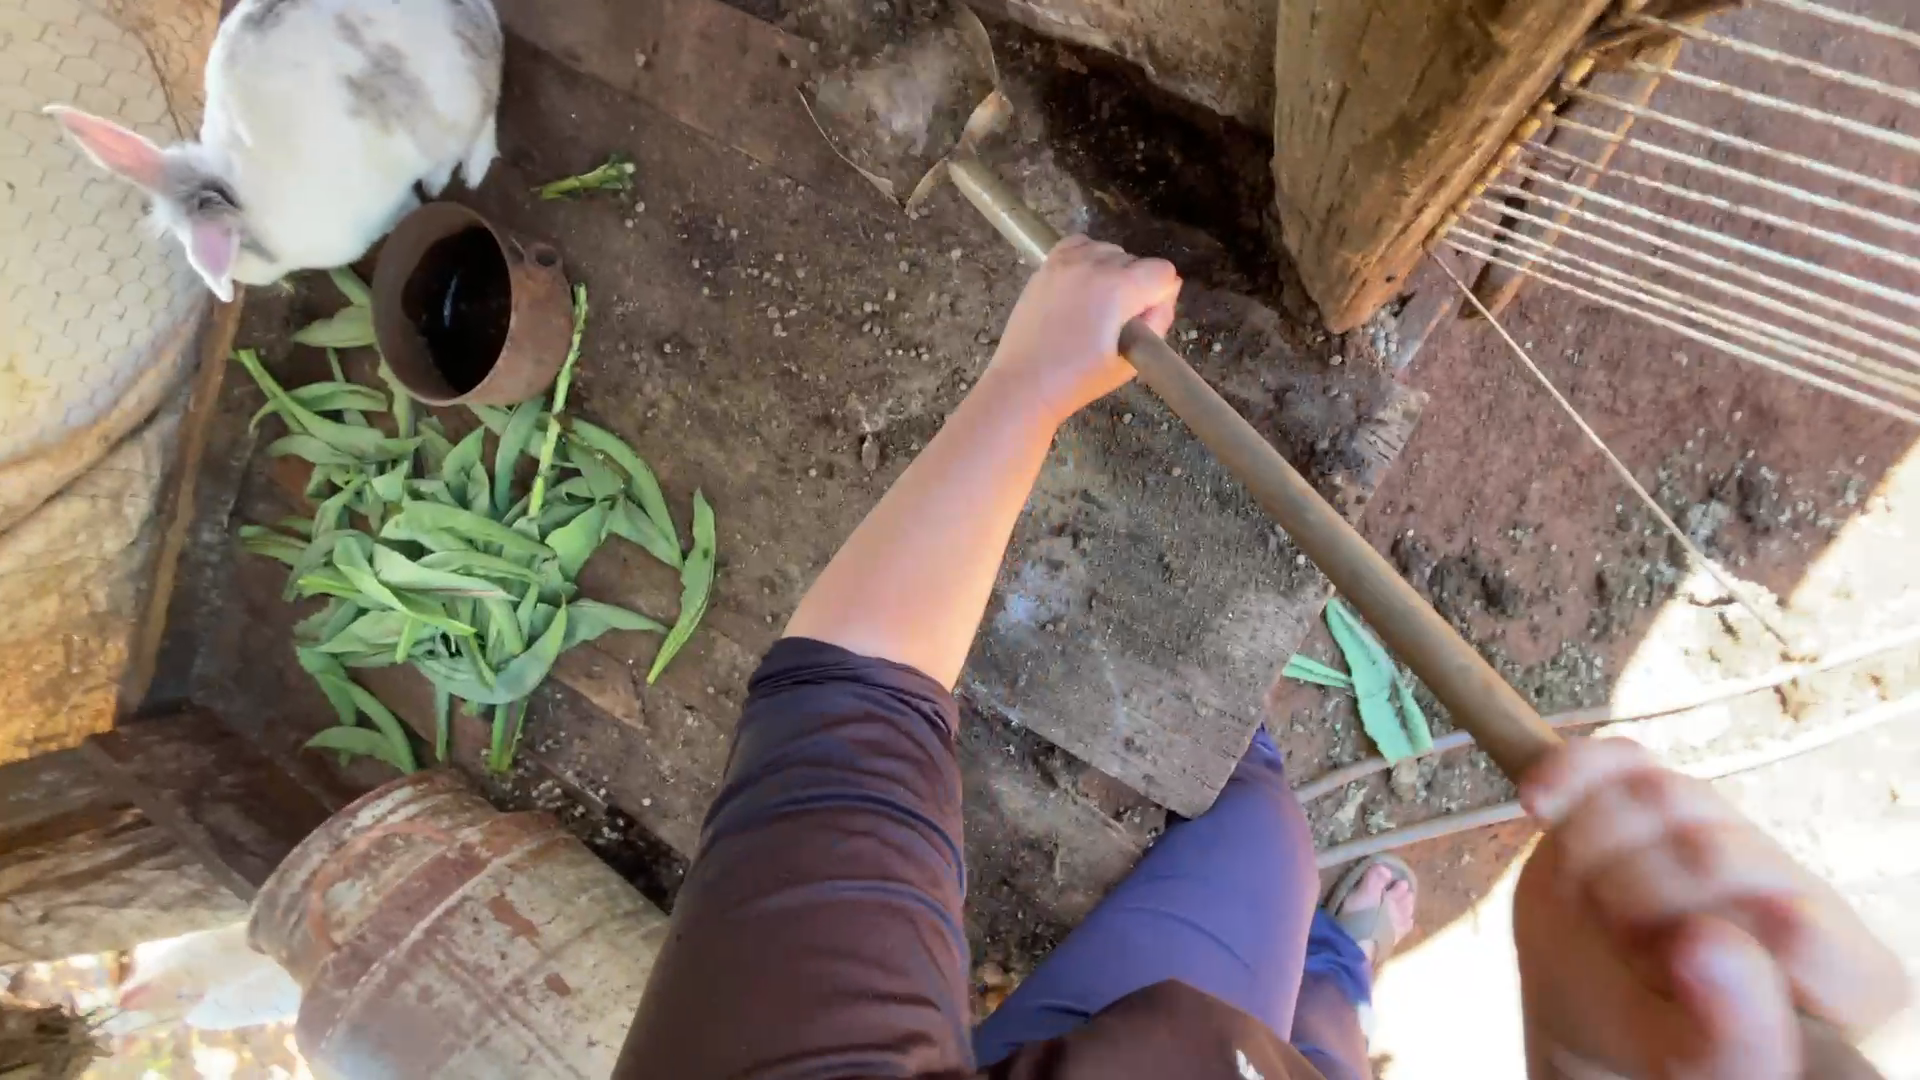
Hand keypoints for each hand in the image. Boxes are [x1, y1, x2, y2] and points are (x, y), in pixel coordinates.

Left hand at [984, 235, 1180, 424]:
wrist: (1026, 382)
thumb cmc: (1078, 379)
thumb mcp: (1130, 360)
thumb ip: (1158, 322)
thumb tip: (1165, 295)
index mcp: (1120, 288)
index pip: (1164, 272)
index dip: (1160, 297)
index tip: (1141, 321)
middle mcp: (1094, 264)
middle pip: (1136, 261)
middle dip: (1135, 287)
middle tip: (1114, 322)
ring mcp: (1067, 262)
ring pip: (1109, 251)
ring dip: (1111, 273)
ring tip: (1095, 306)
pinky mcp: (1046, 266)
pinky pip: (1079, 245)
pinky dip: (1086, 259)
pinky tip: (1081, 286)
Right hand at [1513, 737, 1906, 1078]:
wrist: (1588, 993)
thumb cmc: (1651, 1040)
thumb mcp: (1694, 1062)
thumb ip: (1730, 1029)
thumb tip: (1710, 942)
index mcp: (1850, 971)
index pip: (1789, 926)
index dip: (1698, 945)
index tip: (1659, 981)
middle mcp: (1794, 886)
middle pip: (1706, 851)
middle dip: (1628, 899)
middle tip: (1615, 946)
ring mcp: (1718, 826)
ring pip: (1654, 792)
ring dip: (1588, 848)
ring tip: (1587, 899)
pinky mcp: (1643, 788)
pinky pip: (1613, 755)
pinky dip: (1567, 772)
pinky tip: (1538, 804)